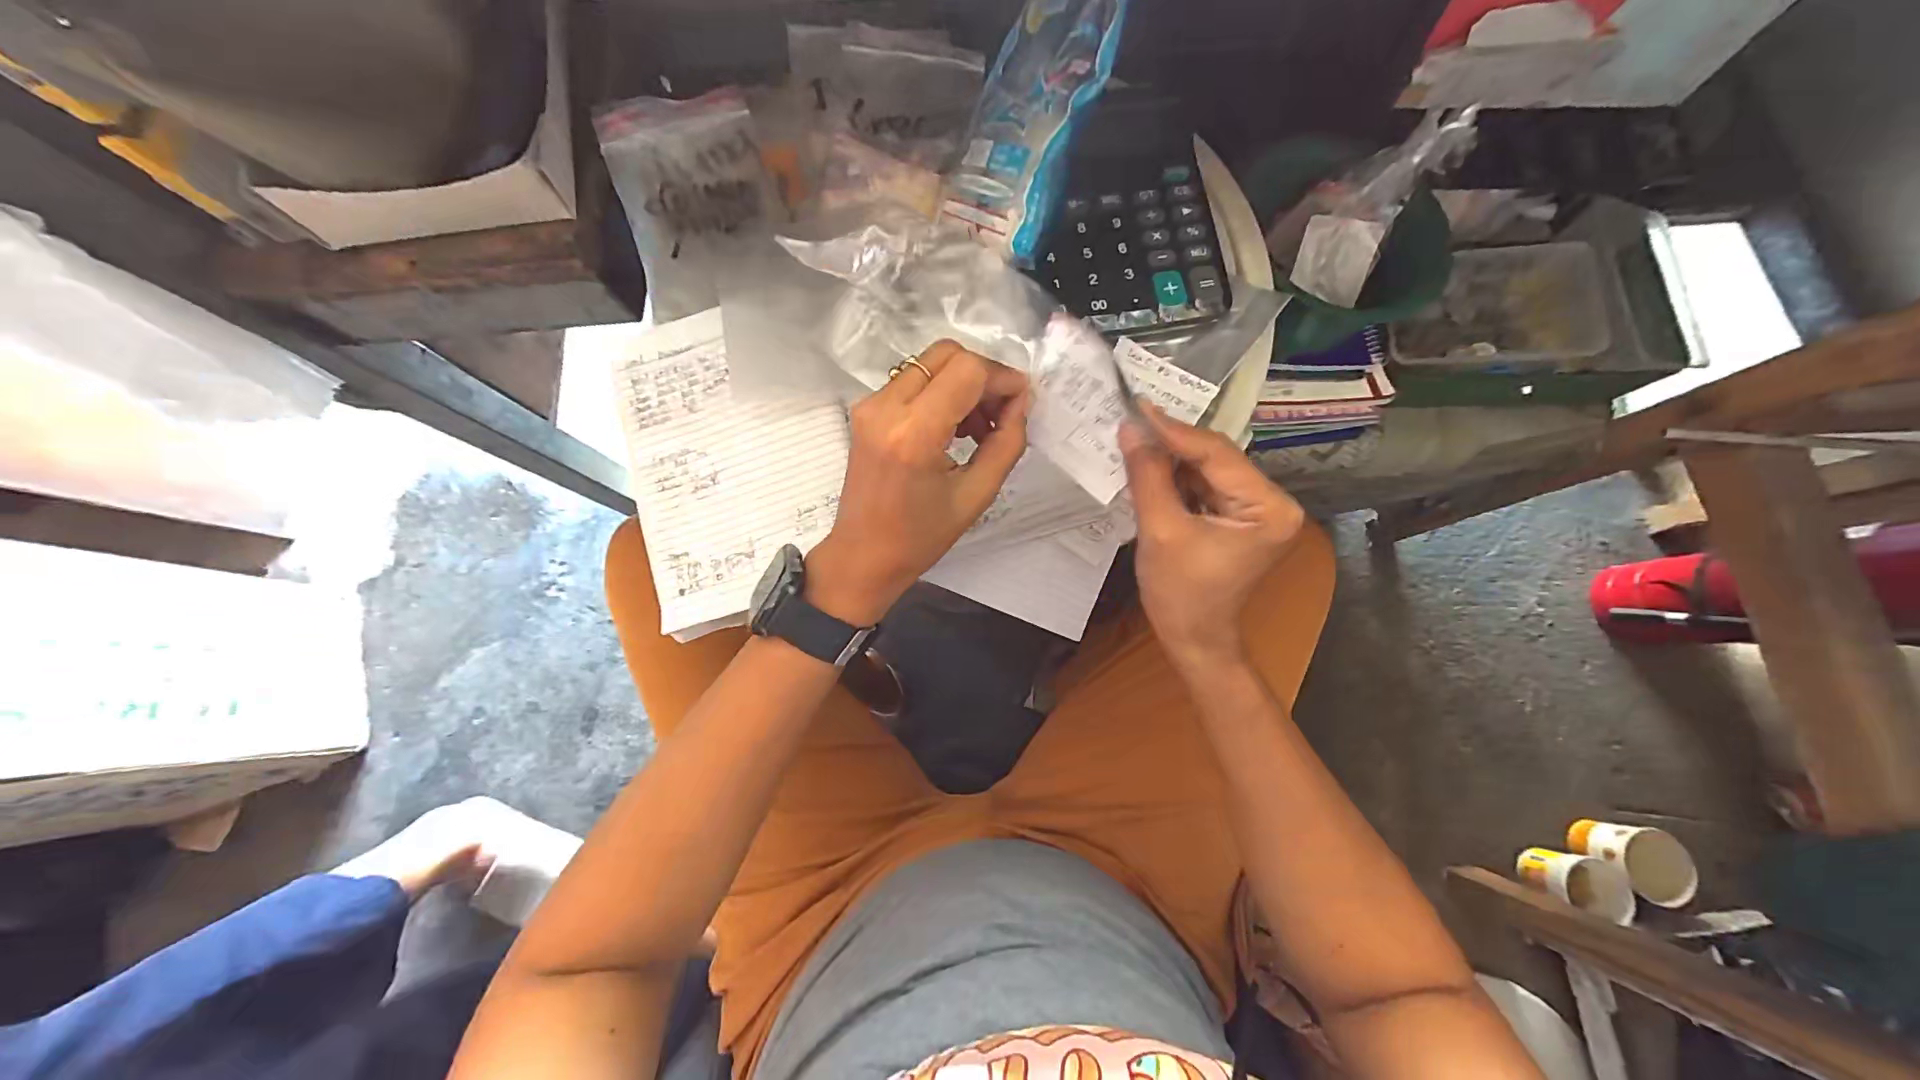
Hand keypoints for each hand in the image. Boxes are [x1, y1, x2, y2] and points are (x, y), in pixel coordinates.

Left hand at [807, 341, 1030, 624]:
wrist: (862, 556)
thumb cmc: (919, 538)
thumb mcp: (976, 495)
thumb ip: (1006, 443)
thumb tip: (1020, 403)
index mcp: (913, 434)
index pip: (968, 371)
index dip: (1002, 379)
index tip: (1020, 404)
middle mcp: (886, 408)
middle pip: (948, 354)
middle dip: (983, 376)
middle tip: (1000, 414)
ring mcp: (870, 405)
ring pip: (930, 363)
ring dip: (963, 383)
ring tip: (978, 429)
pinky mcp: (866, 410)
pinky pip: (913, 380)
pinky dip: (941, 392)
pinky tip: (954, 428)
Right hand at [1120, 404, 1304, 674]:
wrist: (1192, 638)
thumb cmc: (1180, 593)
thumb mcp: (1160, 530)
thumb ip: (1148, 476)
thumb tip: (1130, 430)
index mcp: (1270, 507)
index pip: (1218, 455)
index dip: (1174, 431)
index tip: (1138, 407)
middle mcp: (1273, 502)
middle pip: (1215, 459)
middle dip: (1171, 444)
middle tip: (1131, 421)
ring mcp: (1256, 511)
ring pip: (1206, 471)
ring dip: (1170, 460)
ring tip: (1132, 441)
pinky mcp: (1237, 519)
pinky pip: (1203, 487)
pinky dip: (1175, 480)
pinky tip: (1148, 468)